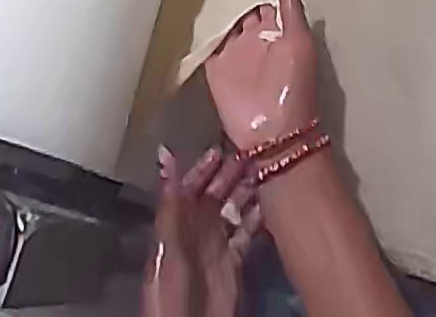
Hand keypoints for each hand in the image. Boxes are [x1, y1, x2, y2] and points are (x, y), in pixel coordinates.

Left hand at [143, 147, 262, 316]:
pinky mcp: (233, 262)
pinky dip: (257, 218)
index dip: (205, 166)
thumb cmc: (170, 287)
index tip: (222, 148)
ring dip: (247, 190)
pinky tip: (271, 204)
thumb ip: (169, 198)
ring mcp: (216, 243)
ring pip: (234, 208)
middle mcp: (197, 226)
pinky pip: (247, 233)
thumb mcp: (168, 240)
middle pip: (216, 192)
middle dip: (231, 173)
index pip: (192, 183)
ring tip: (266, 170)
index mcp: (178, 217)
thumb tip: (164, 151)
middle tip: (252, 152)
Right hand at [204, 0, 317, 150]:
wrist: (274, 133)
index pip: (265, 0)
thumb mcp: (299, 43)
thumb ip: (291, 10)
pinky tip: (189, 13)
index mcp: (277, 31)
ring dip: (214, 8)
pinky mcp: (215, 68)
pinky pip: (205, 45)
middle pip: (241, 9)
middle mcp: (254, 39)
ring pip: (222, 23)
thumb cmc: (293, 86)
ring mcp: (234, 53)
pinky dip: (198, 32)